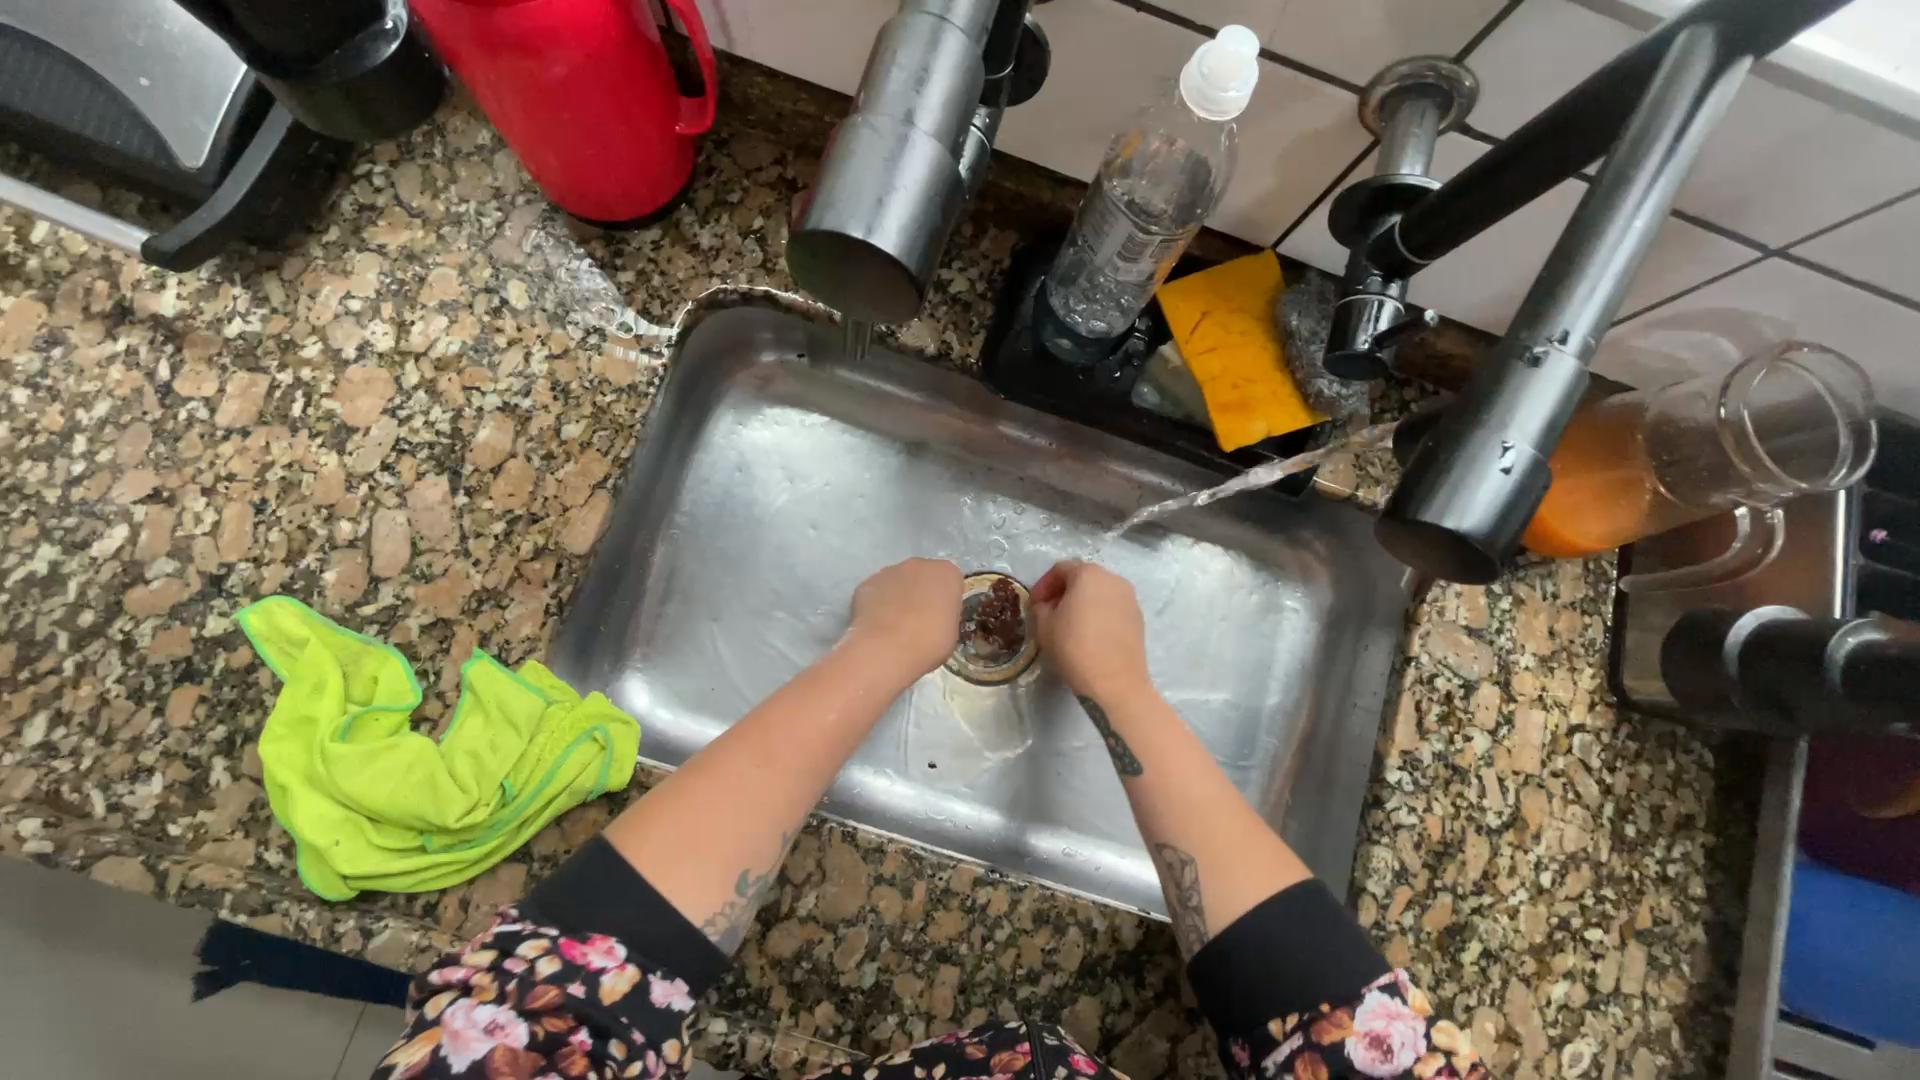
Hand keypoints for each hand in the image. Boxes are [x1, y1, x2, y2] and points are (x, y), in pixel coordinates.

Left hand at [844, 558, 964, 679]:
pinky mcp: (865, 583)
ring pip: (896, 581)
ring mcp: (888, 571)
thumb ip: (944, 615)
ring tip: (893, 626)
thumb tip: (933, 617)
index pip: (950, 581)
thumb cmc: (929, 641)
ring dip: (896, 597)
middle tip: (918, 620)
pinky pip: (875, 592)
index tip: (942, 616)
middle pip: (922, 576)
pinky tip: (875, 626)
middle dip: (920, 592)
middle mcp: (918, 564)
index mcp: (947, 573)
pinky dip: (875, 604)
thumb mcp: (951, 632)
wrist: (887, 648)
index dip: (945, 599)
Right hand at [1031, 560, 1150, 701]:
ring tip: (1070, 624)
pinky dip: (1099, 614)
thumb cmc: (1074, 647)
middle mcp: (1113, 579)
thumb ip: (1042, 607)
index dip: (1044, 584)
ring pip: (1100, 592)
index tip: (1034, 604)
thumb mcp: (1045, 625)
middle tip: (1050, 611)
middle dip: (1064, 591)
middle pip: (1083, 577)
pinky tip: (1090, 634)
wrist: (1114, 682)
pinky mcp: (1138, 618)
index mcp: (1089, 574)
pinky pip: (1113, 608)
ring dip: (1083, 602)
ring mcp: (1130, 598)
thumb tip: (1048, 605)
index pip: (1061, 569)